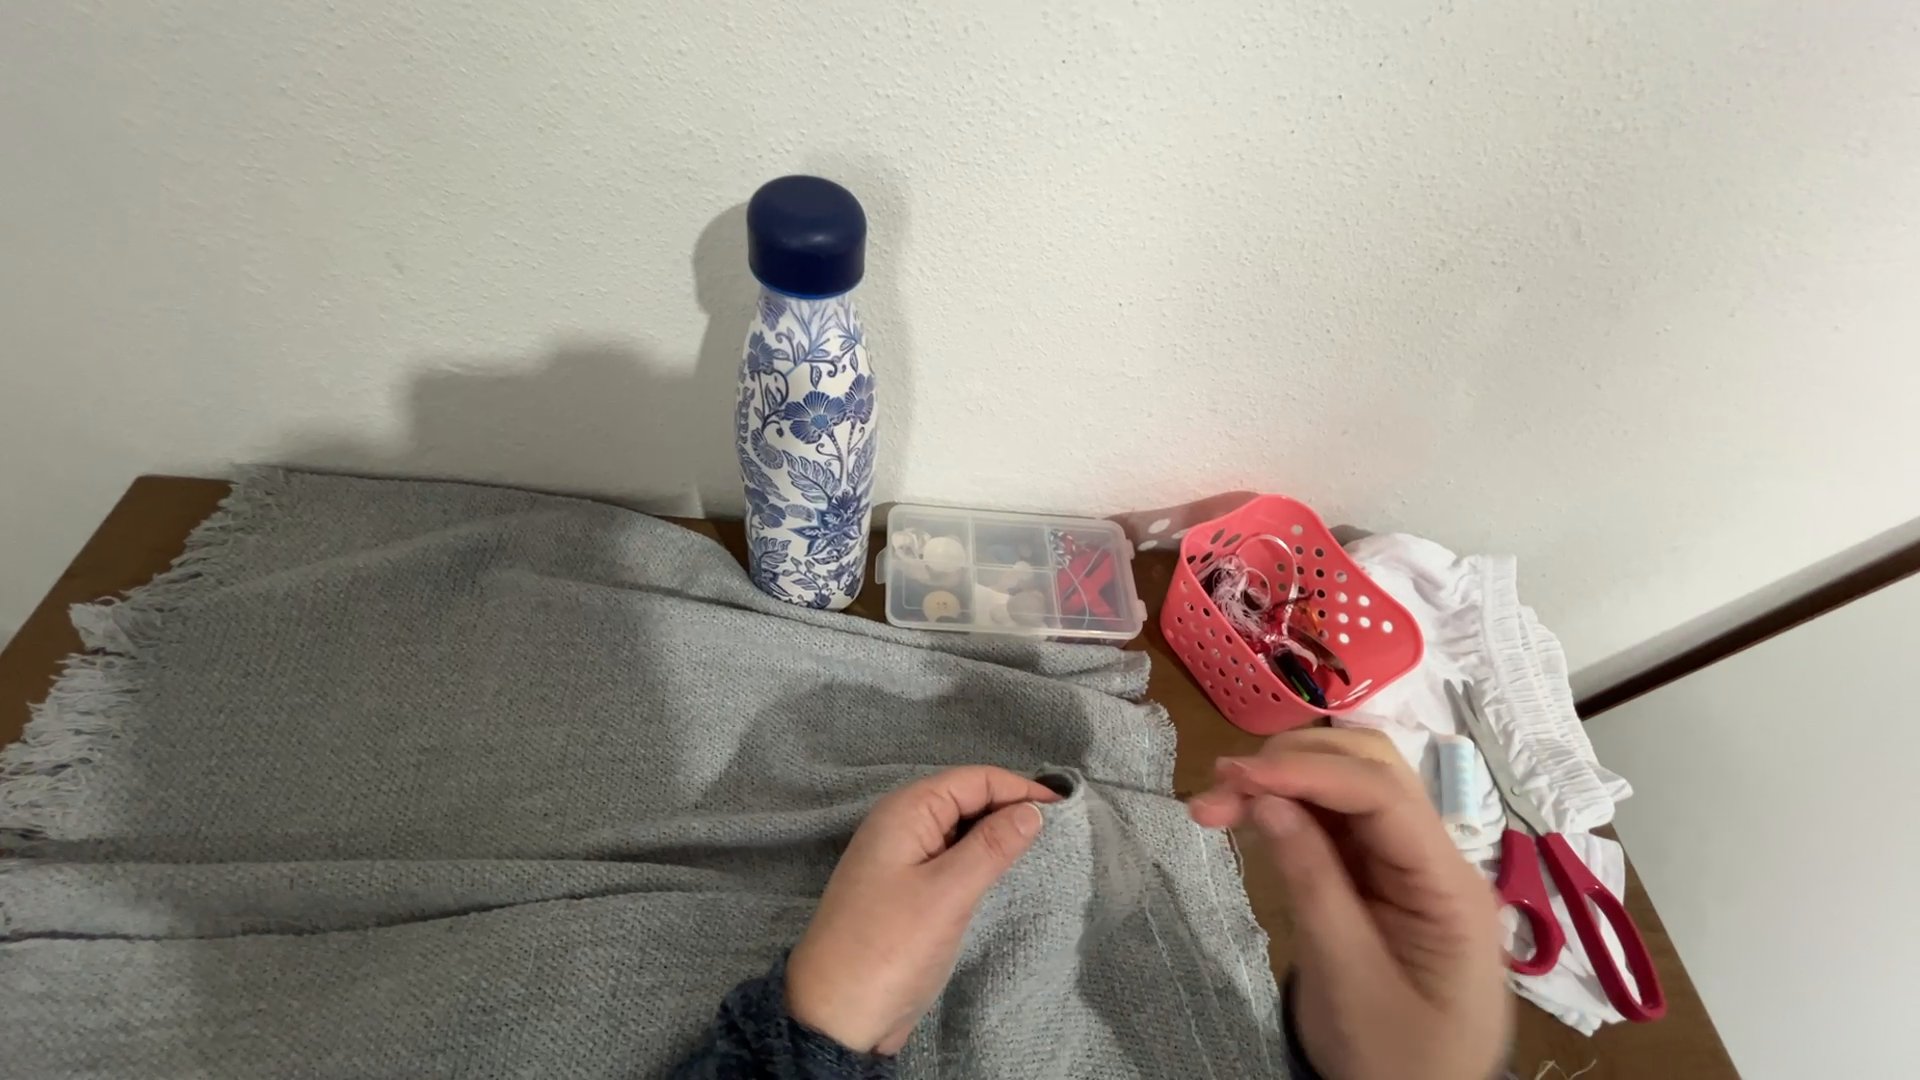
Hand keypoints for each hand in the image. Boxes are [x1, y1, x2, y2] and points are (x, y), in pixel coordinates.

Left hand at [786, 766, 1060, 1054]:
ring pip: (961, 827)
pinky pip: (951, 855)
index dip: (1020, 788)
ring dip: (998, 833)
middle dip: (1011, 807)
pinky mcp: (907, 884)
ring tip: (1045, 849)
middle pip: (968, 798)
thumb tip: (1034, 810)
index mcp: (908, 809)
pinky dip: (981, 857)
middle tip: (1062, 830)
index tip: (1066, 809)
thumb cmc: (889, 946)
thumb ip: (992, 846)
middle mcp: (904, 821)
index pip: (975, 780)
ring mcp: (903, 854)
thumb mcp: (947, 894)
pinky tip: (1006, 872)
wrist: (834, 1016)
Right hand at [1189, 729, 1509, 1079]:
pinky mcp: (1369, 865)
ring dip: (1279, 776)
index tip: (1236, 775)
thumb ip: (1312, 883)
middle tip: (1222, 785)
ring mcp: (1400, 857)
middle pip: (1367, 767)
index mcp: (1449, 886)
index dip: (1307, 772)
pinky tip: (1240, 813)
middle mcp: (1430, 855)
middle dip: (1291, 762)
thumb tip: (1266, 802)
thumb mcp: (1349, 979)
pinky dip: (1279, 801)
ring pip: (1340, 779)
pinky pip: (1324, 811)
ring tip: (1217, 800)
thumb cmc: (1391, 1058)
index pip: (1382, 795)